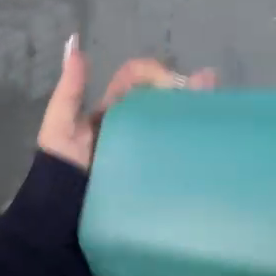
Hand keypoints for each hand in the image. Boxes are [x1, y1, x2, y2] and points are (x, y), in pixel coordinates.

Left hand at [37, 34, 216, 170]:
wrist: (66, 225)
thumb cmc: (61, 175)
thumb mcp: (58, 130)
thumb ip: (70, 93)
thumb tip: (78, 50)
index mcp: (112, 113)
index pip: (136, 80)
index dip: (151, 72)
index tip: (166, 79)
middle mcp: (134, 127)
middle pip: (163, 98)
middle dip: (185, 86)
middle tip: (205, 83)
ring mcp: (148, 152)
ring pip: (176, 121)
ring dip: (197, 104)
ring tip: (215, 97)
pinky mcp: (159, 178)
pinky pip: (182, 153)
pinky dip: (200, 138)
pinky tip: (217, 129)